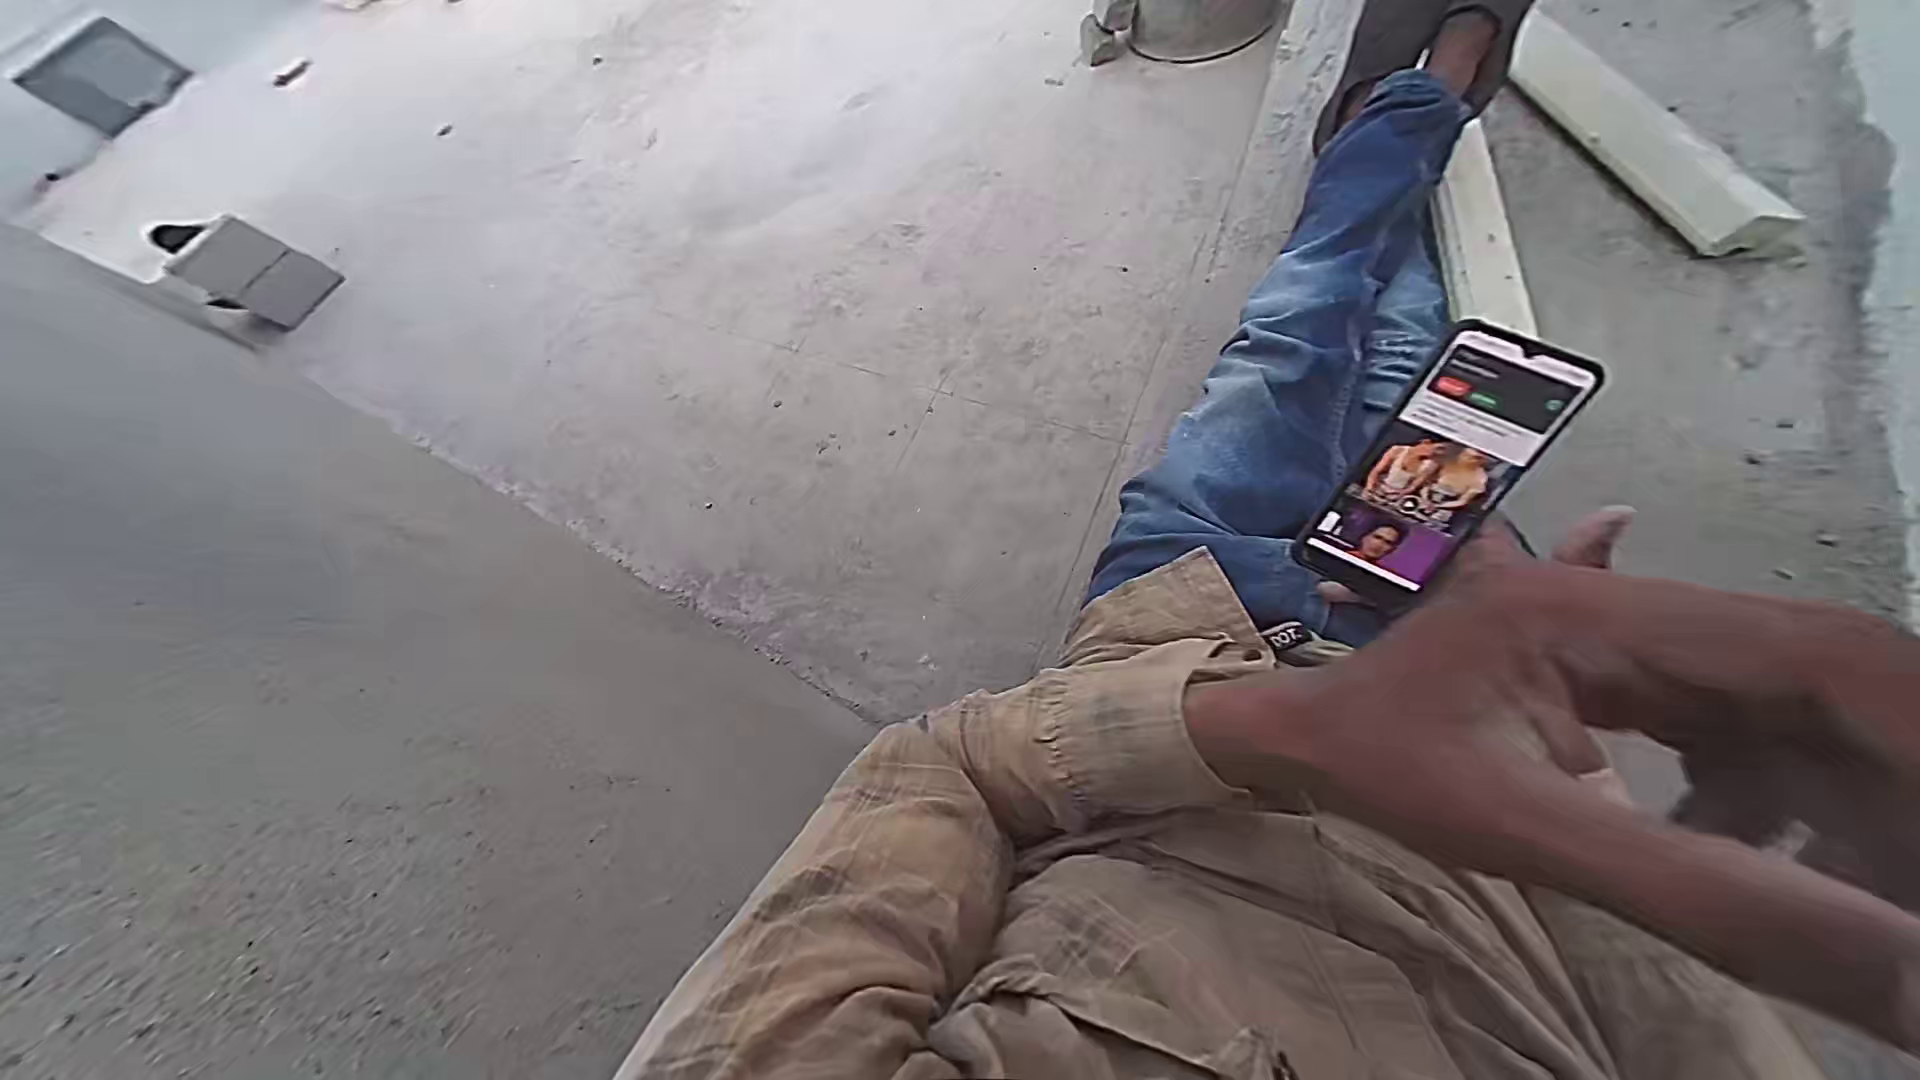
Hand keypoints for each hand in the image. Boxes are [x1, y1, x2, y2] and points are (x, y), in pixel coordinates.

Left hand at [1188, 519, 1919, 1049]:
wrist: (1299, 737)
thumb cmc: (1374, 764)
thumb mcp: (1520, 828)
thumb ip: (1704, 893)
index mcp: (1573, 610)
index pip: (1806, 651)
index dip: (1919, 739)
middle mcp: (1593, 604)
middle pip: (1804, 674)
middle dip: (1882, 774)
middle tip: (1898, 882)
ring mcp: (1589, 634)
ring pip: (1767, 701)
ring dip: (1827, 788)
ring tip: (1839, 880)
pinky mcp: (1583, 671)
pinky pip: (1710, 718)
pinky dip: (1753, 782)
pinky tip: (1732, 835)